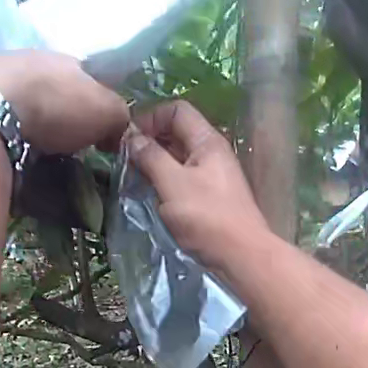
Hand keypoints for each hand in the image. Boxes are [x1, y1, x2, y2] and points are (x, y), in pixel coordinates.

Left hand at [0, 52, 129, 155]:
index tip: (101, 132)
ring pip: (32, 91)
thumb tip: (119, 128)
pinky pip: (7, 102)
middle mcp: (40, 56)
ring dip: (39, 111)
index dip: (101, 105)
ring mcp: (6, 67)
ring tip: (41, 137)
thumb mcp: (108, 113)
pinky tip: (16, 132)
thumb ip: (121, 117)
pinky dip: (14, 116)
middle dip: (68, 107)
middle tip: (71, 136)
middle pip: (61, 84)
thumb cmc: (60, 107)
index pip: (96, 80)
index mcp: (74, 59)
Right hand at [123, 101, 271, 271]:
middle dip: (150, 142)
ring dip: (155, 165)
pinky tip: (152, 197)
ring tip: (134, 179)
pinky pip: (184, 182)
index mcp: (208, 141)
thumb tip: (132, 137)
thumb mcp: (172, 182)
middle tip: (125, 160)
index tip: (127, 139)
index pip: (177, 110)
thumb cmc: (207, 217)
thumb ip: (151, 156)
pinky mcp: (211, 200)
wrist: (242, 257)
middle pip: (177, 134)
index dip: (150, 117)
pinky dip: (166, 184)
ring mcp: (214, 178)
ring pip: (179, 160)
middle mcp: (213, 154)